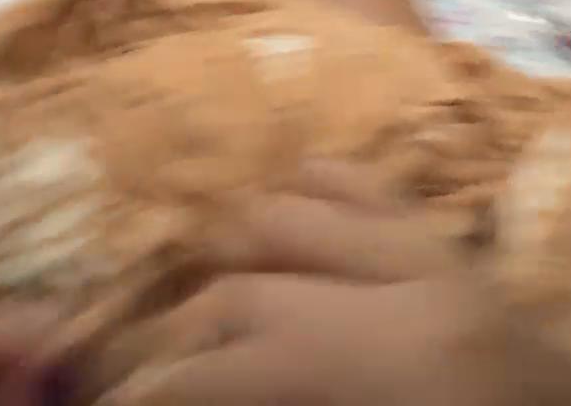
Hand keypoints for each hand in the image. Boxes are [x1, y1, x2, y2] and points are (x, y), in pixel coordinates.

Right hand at [91, 163, 570, 405]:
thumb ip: (292, 399)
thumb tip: (214, 377)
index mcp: (391, 355)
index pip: (237, 354)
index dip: (161, 382)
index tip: (117, 396)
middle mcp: (407, 280)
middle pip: (257, 277)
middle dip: (194, 321)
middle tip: (160, 358)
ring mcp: (435, 247)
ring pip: (302, 205)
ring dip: (246, 247)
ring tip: (211, 290)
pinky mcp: (452, 239)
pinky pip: (366, 186)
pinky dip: (314, 195)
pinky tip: (287, 218)